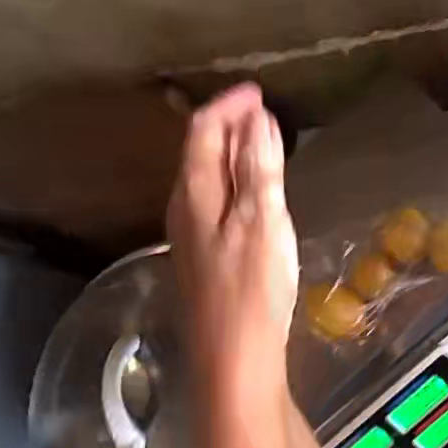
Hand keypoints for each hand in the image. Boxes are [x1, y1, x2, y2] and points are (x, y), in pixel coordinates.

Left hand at [167, 84, 299, 387]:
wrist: (234, 356)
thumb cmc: (252, 289)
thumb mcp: (262, 224)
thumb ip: (259, 171)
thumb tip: (258, 120)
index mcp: (197, 195)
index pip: (204, 133)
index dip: (228, 107)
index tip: (258, 91)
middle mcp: (185, 210)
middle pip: (200, 154)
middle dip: (228, 126)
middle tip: (261, 113)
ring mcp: (191, 237)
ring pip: (206, 180)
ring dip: (230, 155)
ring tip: (259, 145)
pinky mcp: (204, 259)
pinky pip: (214, 203)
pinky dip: (234, 184)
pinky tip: (250, 198)